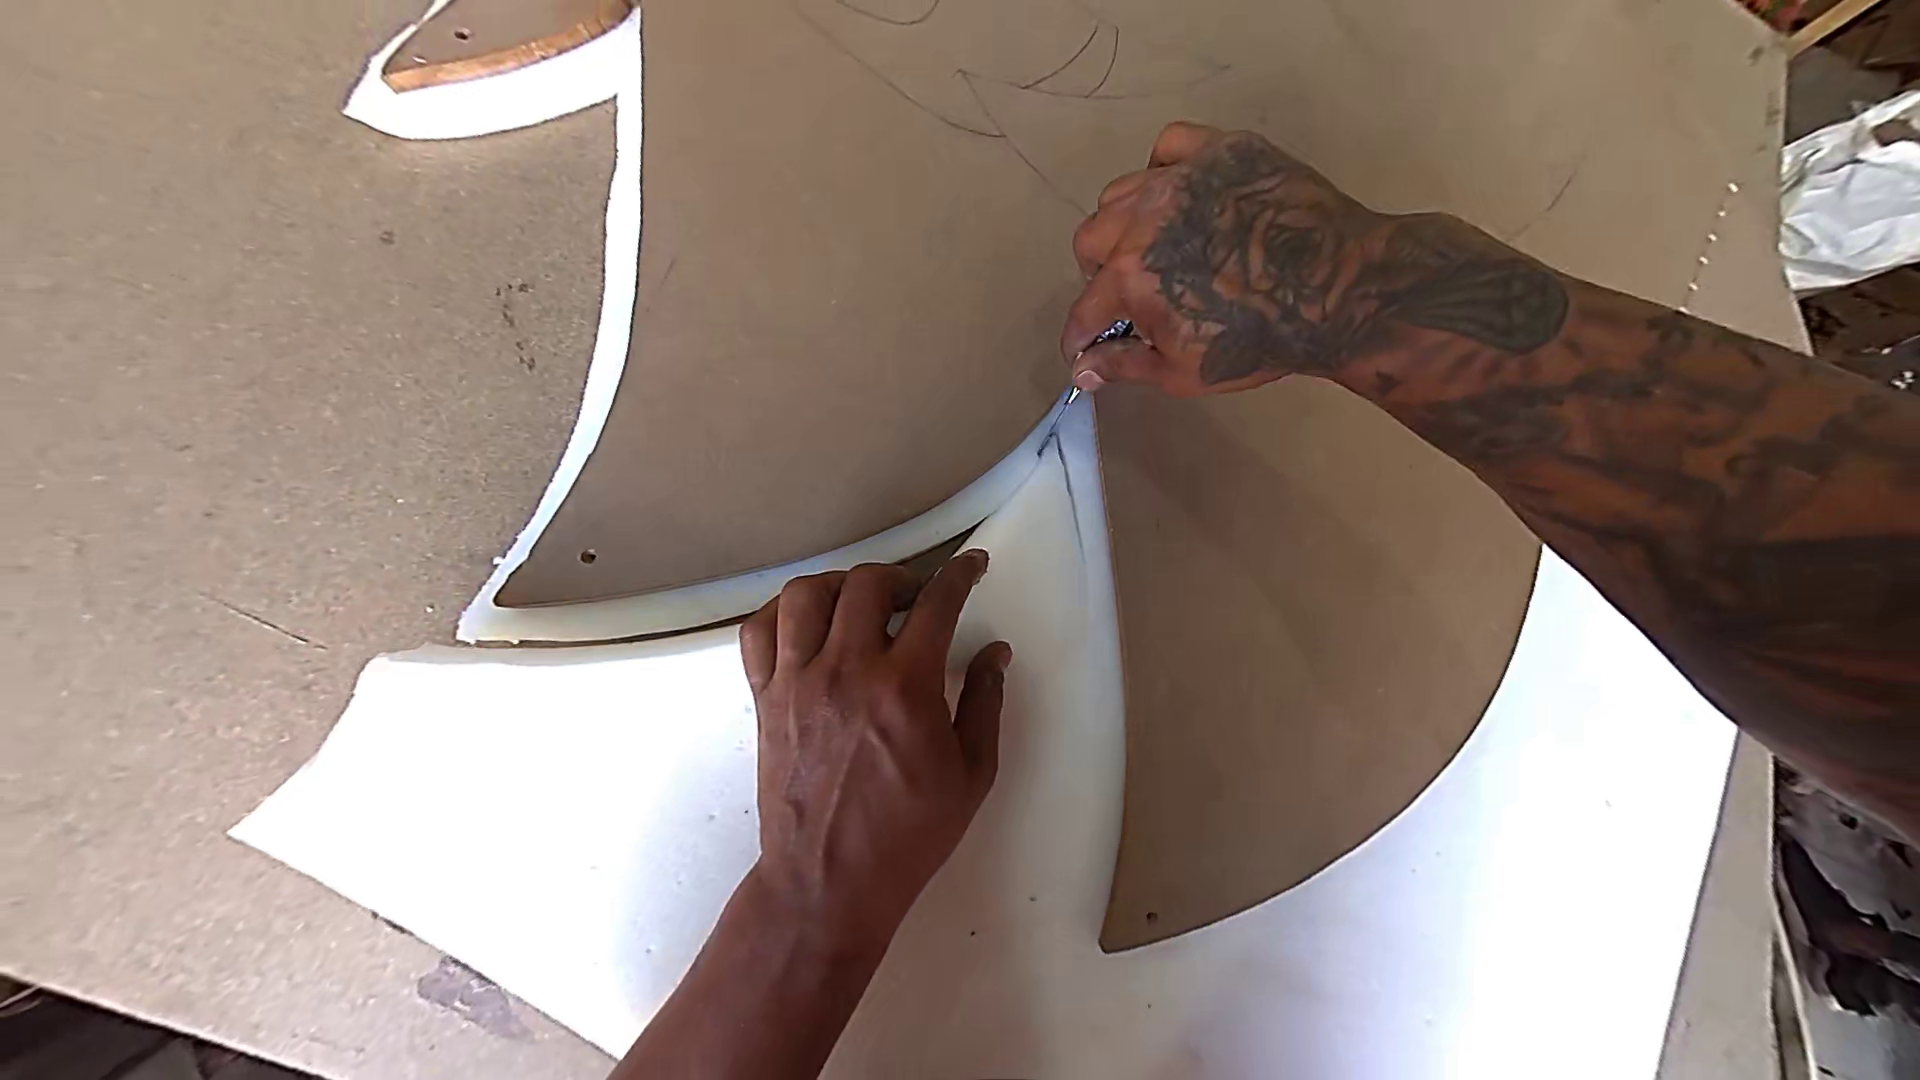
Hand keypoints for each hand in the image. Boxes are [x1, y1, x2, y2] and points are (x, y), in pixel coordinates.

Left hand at [739, 552, 1011, 949]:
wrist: (826, 883)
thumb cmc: (909, 833)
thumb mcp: (972, 773)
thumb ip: (986, 702)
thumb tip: (995, 651)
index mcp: (905, 686)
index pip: (938, 602)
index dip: (959, 573)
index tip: (970, 565)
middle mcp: (847, 668)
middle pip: (868, 582)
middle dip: (901, 576)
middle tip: (915, 597)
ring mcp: (797, 680)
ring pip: (806, 593)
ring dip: (841, 585)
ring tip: (860, 604)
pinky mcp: (764, 697)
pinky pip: (758, 631)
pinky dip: (781, 614)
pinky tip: (807, 627)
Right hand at [1061, 122, 1566, 396]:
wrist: (1339, 291)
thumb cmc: (1255, 343)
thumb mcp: (1179, 372)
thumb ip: (1122, 367)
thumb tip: (1080, 372)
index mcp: (1129, 278)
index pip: (1082, 311)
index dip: (1080, 337)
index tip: (1085, 348)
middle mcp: (1142, 220)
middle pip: (1088, 242)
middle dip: (1097, 276)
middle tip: (1128, 295)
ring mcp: (1181, 178)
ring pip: (1118, 194)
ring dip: (1122, 226)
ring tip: (1152, 246)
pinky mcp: (1220, 151)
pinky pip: (1168, 146)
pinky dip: (1161, 172)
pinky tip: (1178, 198)